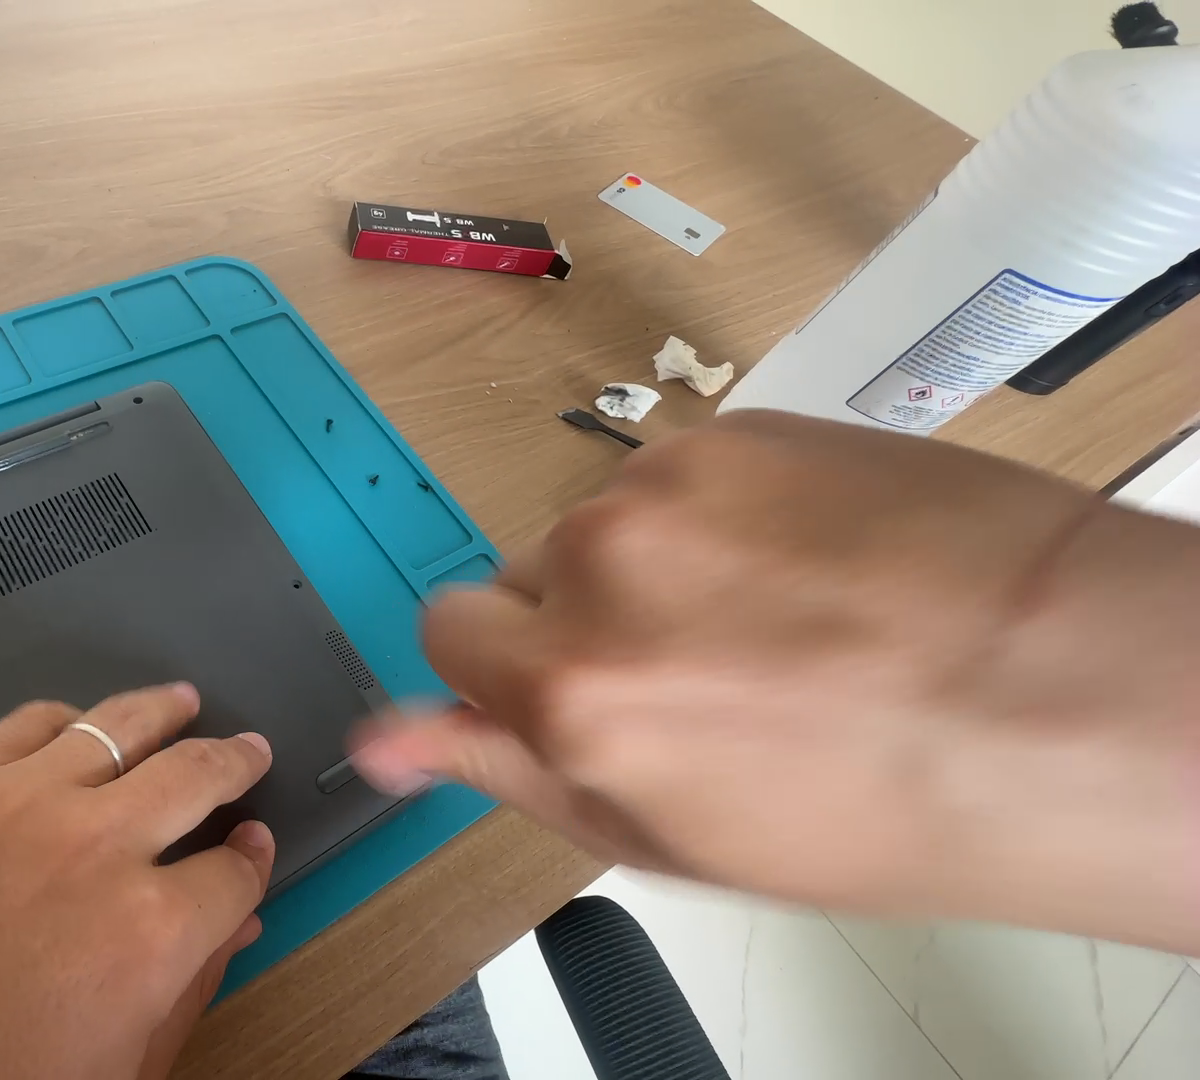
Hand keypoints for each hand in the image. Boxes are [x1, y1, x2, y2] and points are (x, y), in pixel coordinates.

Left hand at [0, 684, 274, 1079]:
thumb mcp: (117, 1069)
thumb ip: (192, 988)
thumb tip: (240, 919)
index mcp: (147, 935)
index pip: (234, 870)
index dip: (252, 857)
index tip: (252, 844)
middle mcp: (95, 849)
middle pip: (195, 773)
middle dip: (235, 761)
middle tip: (249, 751)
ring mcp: (19, 803)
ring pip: (121, 724)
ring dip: (166, 711)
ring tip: (186, 702)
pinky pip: (31, 723)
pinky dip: (70, 719)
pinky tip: (84, 725)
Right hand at [353, 410, 1199, 952]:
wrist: (1090, 701)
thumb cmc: (870, 806)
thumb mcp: (655, 830)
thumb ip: (495, 766)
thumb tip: (377, 738)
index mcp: (566, 685)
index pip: (445, 626)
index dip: (504, 661)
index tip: (568, 683)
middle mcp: (593, 567)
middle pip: (521, 574)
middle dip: (574, 618)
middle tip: (689, 665)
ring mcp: (665, 486)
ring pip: (596, 526)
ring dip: (647, 568)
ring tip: (765, 615)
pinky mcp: (731, 431)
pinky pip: (668, 479)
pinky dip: (709, 516)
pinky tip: (801, 560)